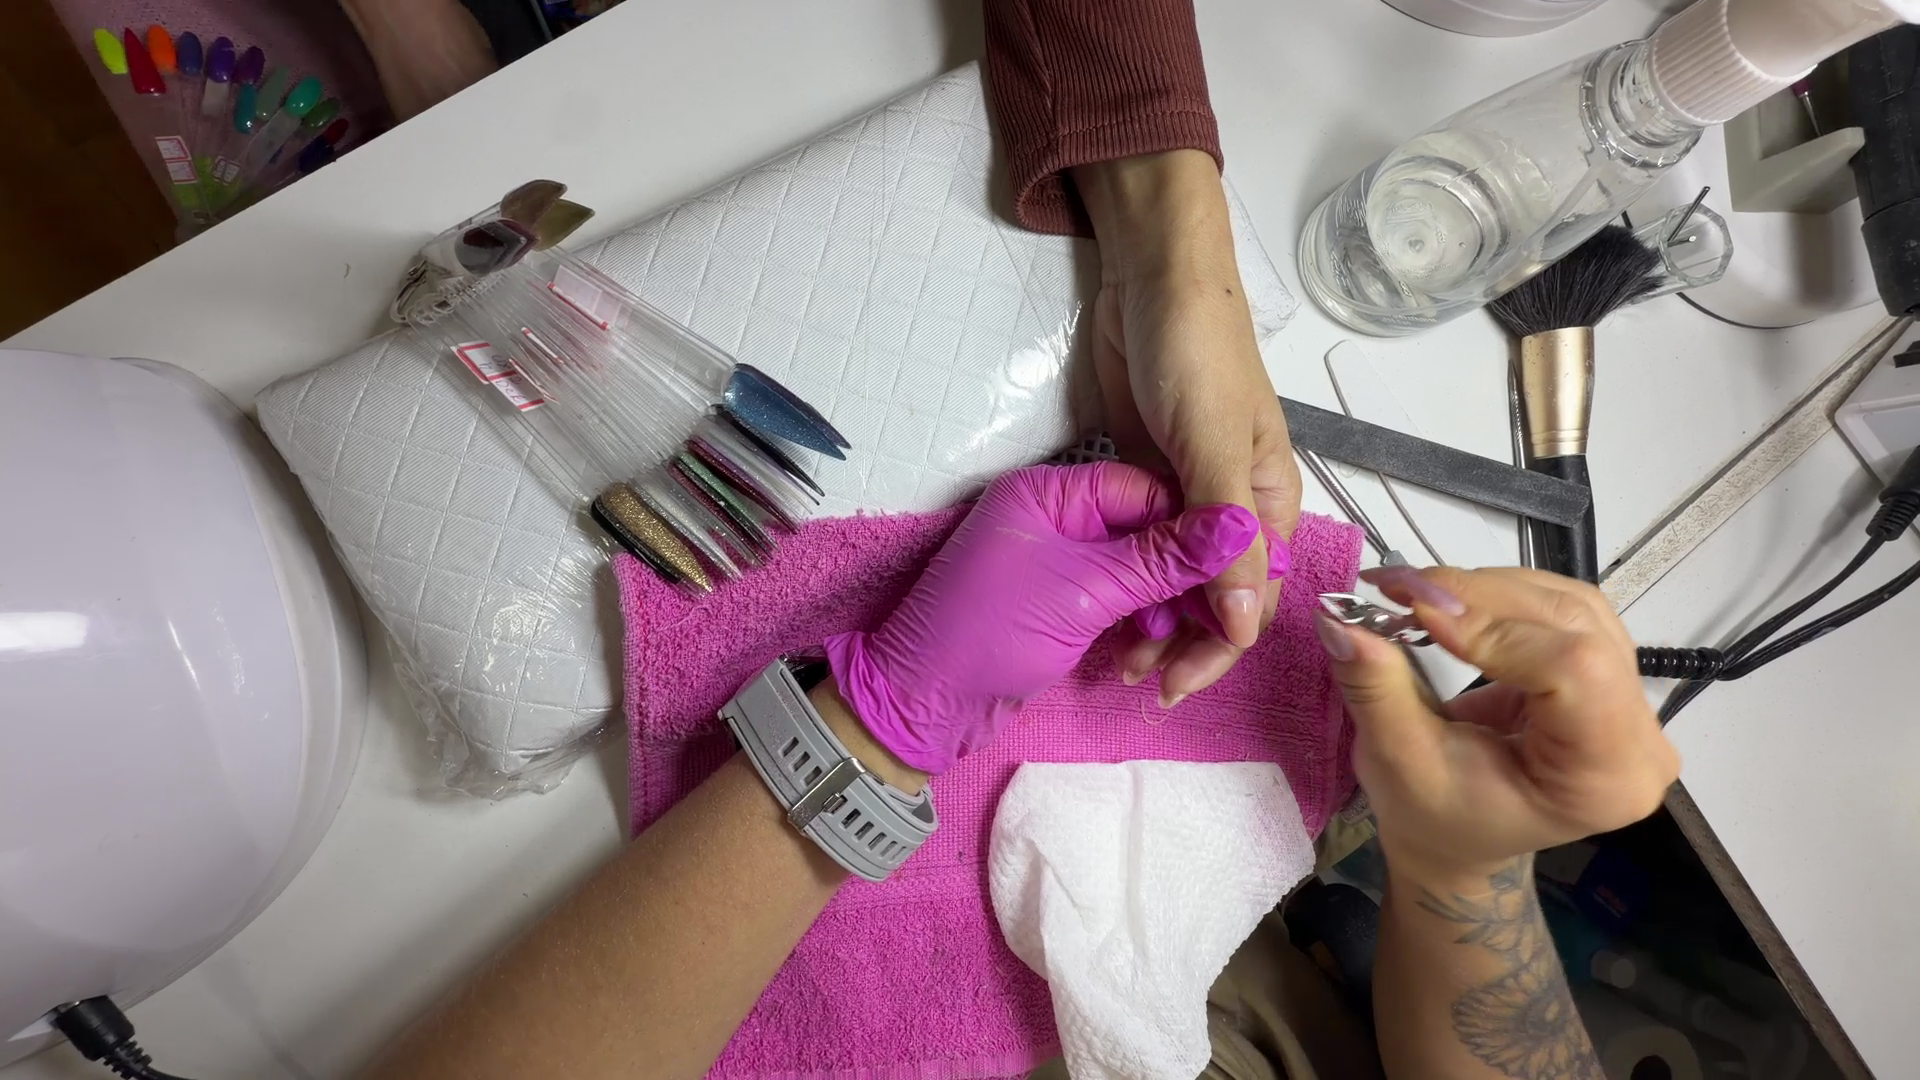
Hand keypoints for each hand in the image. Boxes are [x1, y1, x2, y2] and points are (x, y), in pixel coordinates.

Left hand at [825, 463, 1258, 773]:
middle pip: (1146, 532)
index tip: (1234, 570)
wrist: (926, 701)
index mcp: (1052, 492)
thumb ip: (1161, 559)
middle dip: (1180, 580)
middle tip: (1210, 625)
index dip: (1195, 529)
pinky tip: (1146, 659)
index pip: (1147, 492)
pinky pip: (1116, 598)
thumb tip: (1239, 528)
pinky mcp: (1061, 597)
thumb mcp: (1083, 591)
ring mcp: (1060, 558)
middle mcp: (1058, 515)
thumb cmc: (992, 632)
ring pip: (1136, 571)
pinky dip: (1136, 625)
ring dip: (1161, 611)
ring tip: (1168, 656)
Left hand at [1073, 150, 1302, 706]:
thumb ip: (1225, 535)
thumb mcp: (1212, 447)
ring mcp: (1185, 494)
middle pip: (1213, 595)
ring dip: (1150, 615)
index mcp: (1265, 503)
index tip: (1174, 685)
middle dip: (1180, 640)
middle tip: (1134, 677)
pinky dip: (1129, 575)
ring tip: (1116, 655)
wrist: (1152, 283)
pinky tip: (1105, 601)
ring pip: (1173, 575)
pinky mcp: (1148, 478)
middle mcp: (1230, 508)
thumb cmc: (1196, 356)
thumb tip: (1247, 625)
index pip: (1251, 598)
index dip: (1216, 648)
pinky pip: (1142, 543)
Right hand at [1315, 566, 1680, 879]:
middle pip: (1573, 625)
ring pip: (1568, 604)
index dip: (1493, 629)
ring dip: (1484, 586)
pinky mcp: (1601, 674)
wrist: (1456, 833)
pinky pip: (1559, 610)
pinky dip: (1497, 592)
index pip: (1574, 671)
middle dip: (1476, 595)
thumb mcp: (1394, 758)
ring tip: (1413, 593)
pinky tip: (1448, 603)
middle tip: (1394, 588)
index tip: (1412, 612)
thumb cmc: (1430, 813)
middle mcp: (1639, 735)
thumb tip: (1339, 620)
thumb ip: (1375, 687)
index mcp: (1602, 777)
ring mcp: (1627, 700)